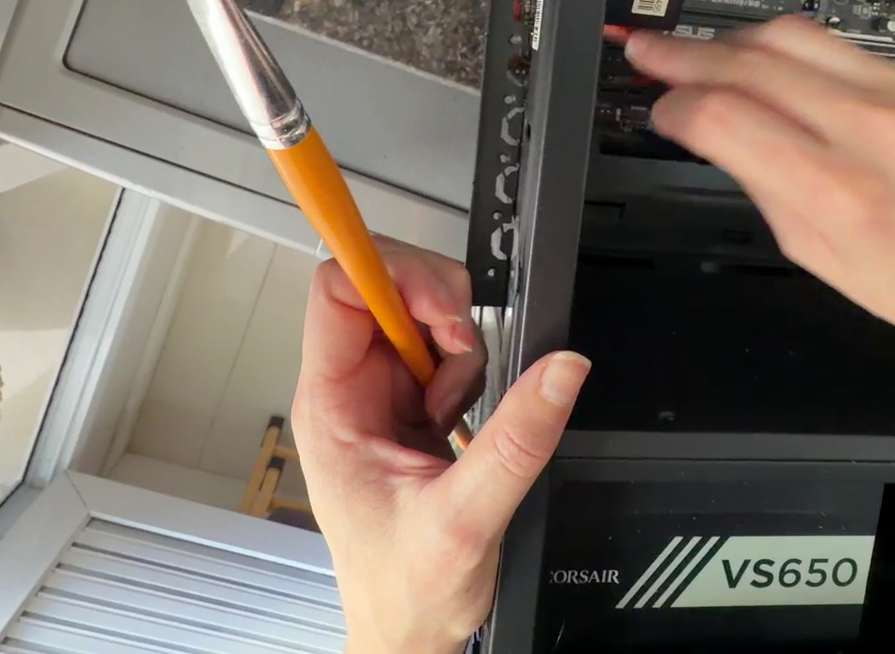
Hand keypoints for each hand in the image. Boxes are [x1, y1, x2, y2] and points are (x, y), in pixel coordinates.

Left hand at [291, 240, 590, 653]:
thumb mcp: (465, 520)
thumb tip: (562, 367)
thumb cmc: (405, 591)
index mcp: (332, 405)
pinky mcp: (410, 393)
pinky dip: (469, 366)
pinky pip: (446, 342)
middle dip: (439, 305)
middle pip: (387, 283)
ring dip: (458, 345)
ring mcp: (381, 386)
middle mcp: (350, 384)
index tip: (445, 307)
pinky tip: (458, 415)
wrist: (410, 628)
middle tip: (464, 351)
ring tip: (455, 410)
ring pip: (423, 308)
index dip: (394, 276)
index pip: (337, 289)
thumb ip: (517, 439)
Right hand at [623, 16, 894, 373]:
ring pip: (788, 34)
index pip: (723, 117)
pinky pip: (836, 44)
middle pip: (747, 59)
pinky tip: (764, 62)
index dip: (672, 105)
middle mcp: (874, 130)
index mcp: (839, 196)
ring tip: (696, 51)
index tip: (656, 107)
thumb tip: (716, 135)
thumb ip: (764, 187)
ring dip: (728, 39)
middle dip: (680, 52)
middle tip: (644, 49)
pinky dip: (782, 47)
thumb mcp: (825, 262)